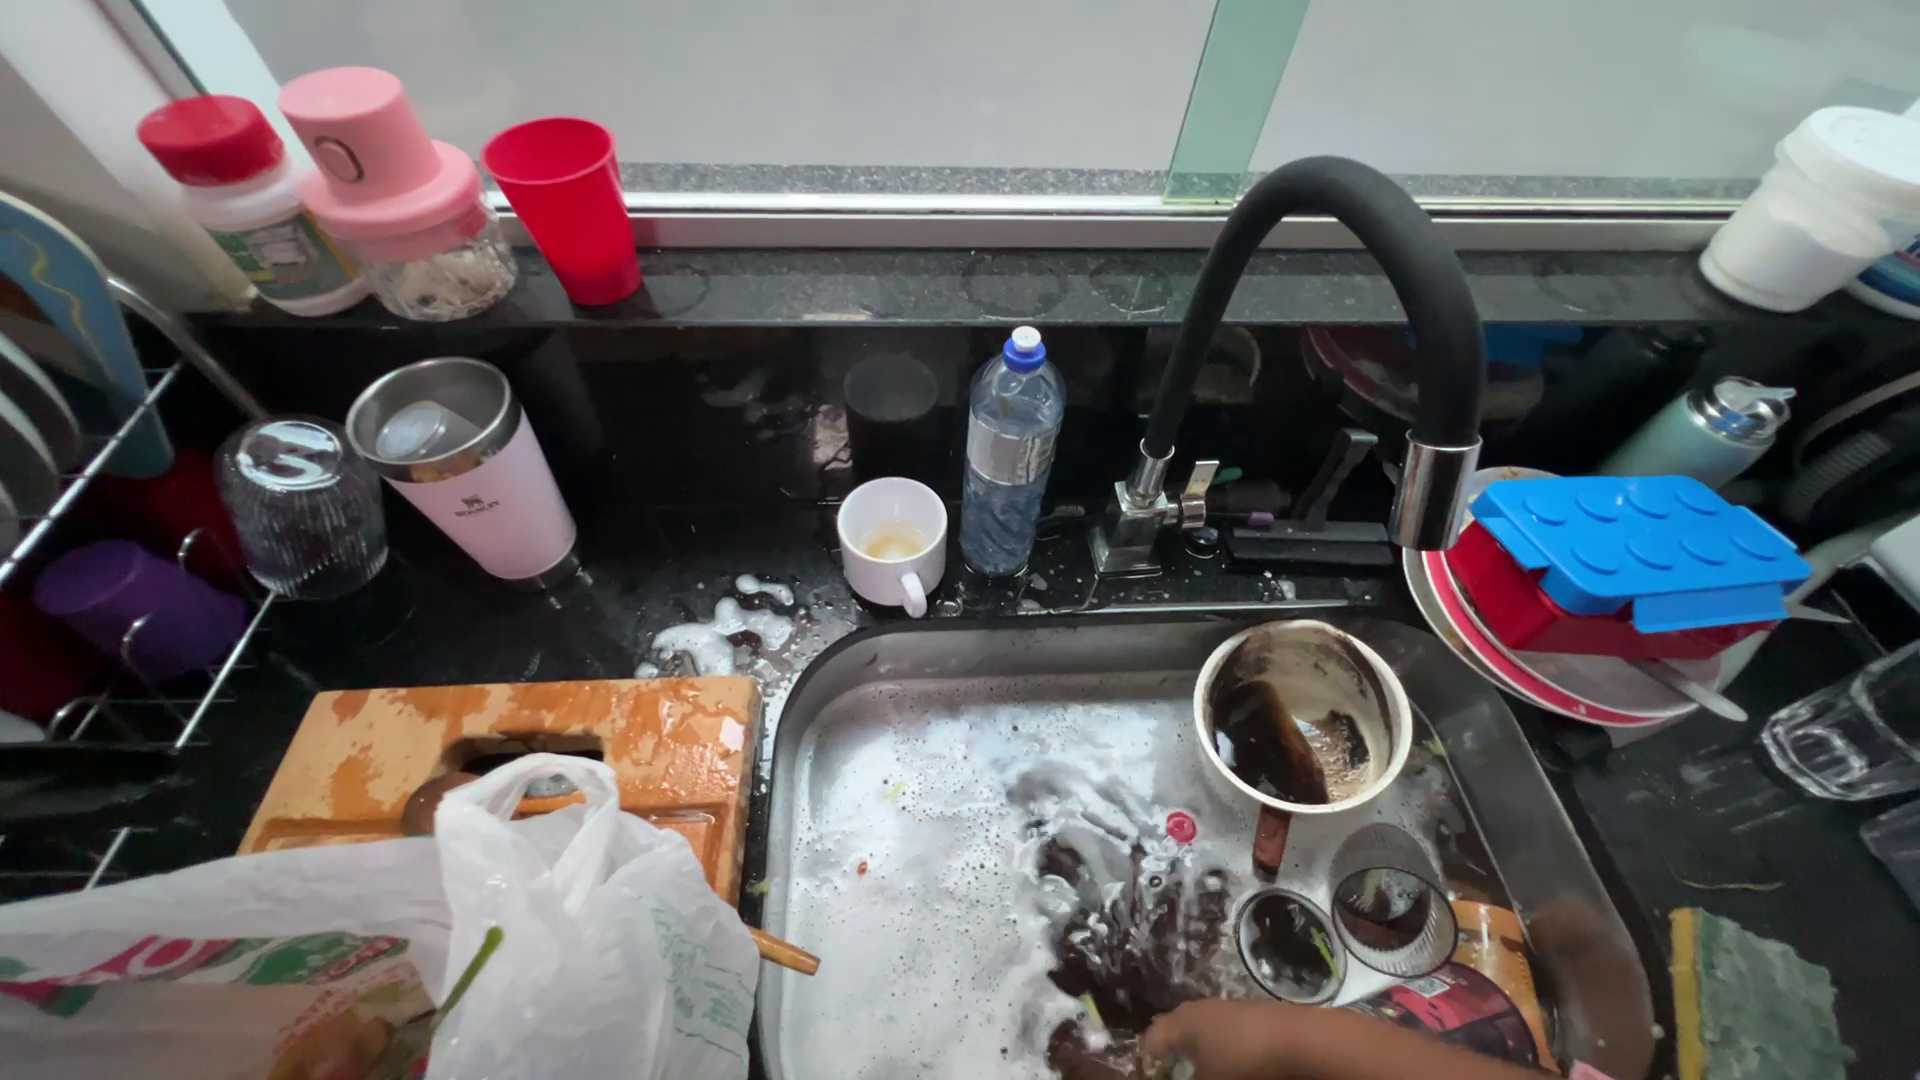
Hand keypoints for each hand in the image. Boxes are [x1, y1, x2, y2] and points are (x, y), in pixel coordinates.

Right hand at [1141, 999, 1315, 1079]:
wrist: (1294, 1039)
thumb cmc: (1242, 1061)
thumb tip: (1187, 1079)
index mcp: (1181, 1022)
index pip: (1152, 1038)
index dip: (1148, 1062)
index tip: (1152, 1078)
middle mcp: (1197, 1010)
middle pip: (1175, 1032)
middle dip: (1171, 1056)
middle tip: (1172, 1075)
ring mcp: (1223, 1010)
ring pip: (1199, 1034)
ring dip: (1195, 1056)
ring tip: (1201, 1074)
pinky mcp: (1246, 1017)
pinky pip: (1221, 1036)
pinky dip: (1217, 1053)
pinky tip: (1230, 1068)